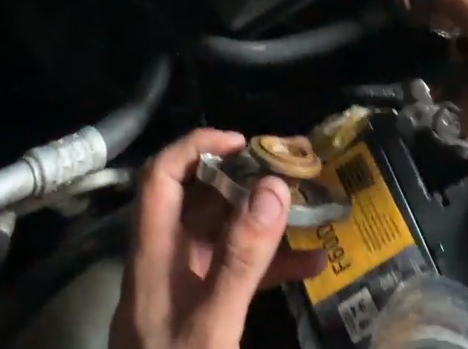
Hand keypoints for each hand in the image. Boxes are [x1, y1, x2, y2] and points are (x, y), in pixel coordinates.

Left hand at [111, 129, 327, 348]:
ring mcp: (184, 290)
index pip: (161, 177)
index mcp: (153, 256)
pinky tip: (313, 265)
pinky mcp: (203, 314)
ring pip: (225, 235)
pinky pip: (239, 274)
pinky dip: (272, 265)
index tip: (245, 142)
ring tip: (310, 209)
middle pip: (198, 200)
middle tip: (291, 170)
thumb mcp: (212, 326)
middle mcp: (166, 263)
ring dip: (266, 221)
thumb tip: (272, 186)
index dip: (196, 147)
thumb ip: (241, 258)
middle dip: (245, 180)